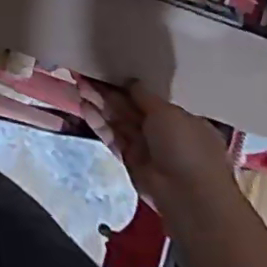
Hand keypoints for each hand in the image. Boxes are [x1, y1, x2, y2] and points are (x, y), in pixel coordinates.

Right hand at [78, 79, 233, 204]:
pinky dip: (98, 122)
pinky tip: (84, 107)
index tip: (107, 72)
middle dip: (108, 92)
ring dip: (99, 104)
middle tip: (84, 75)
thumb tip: (131, 82)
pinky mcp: (129, 159)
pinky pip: (112, 136)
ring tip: (79, 86)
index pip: (149, 99)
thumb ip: (145, 96)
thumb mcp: (168, 113)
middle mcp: (162, 131)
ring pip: (118, 121)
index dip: (126, 86)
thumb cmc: (185, 147)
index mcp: (179, 118)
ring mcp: (145, 146)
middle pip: (130, 108)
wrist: (187, 194)